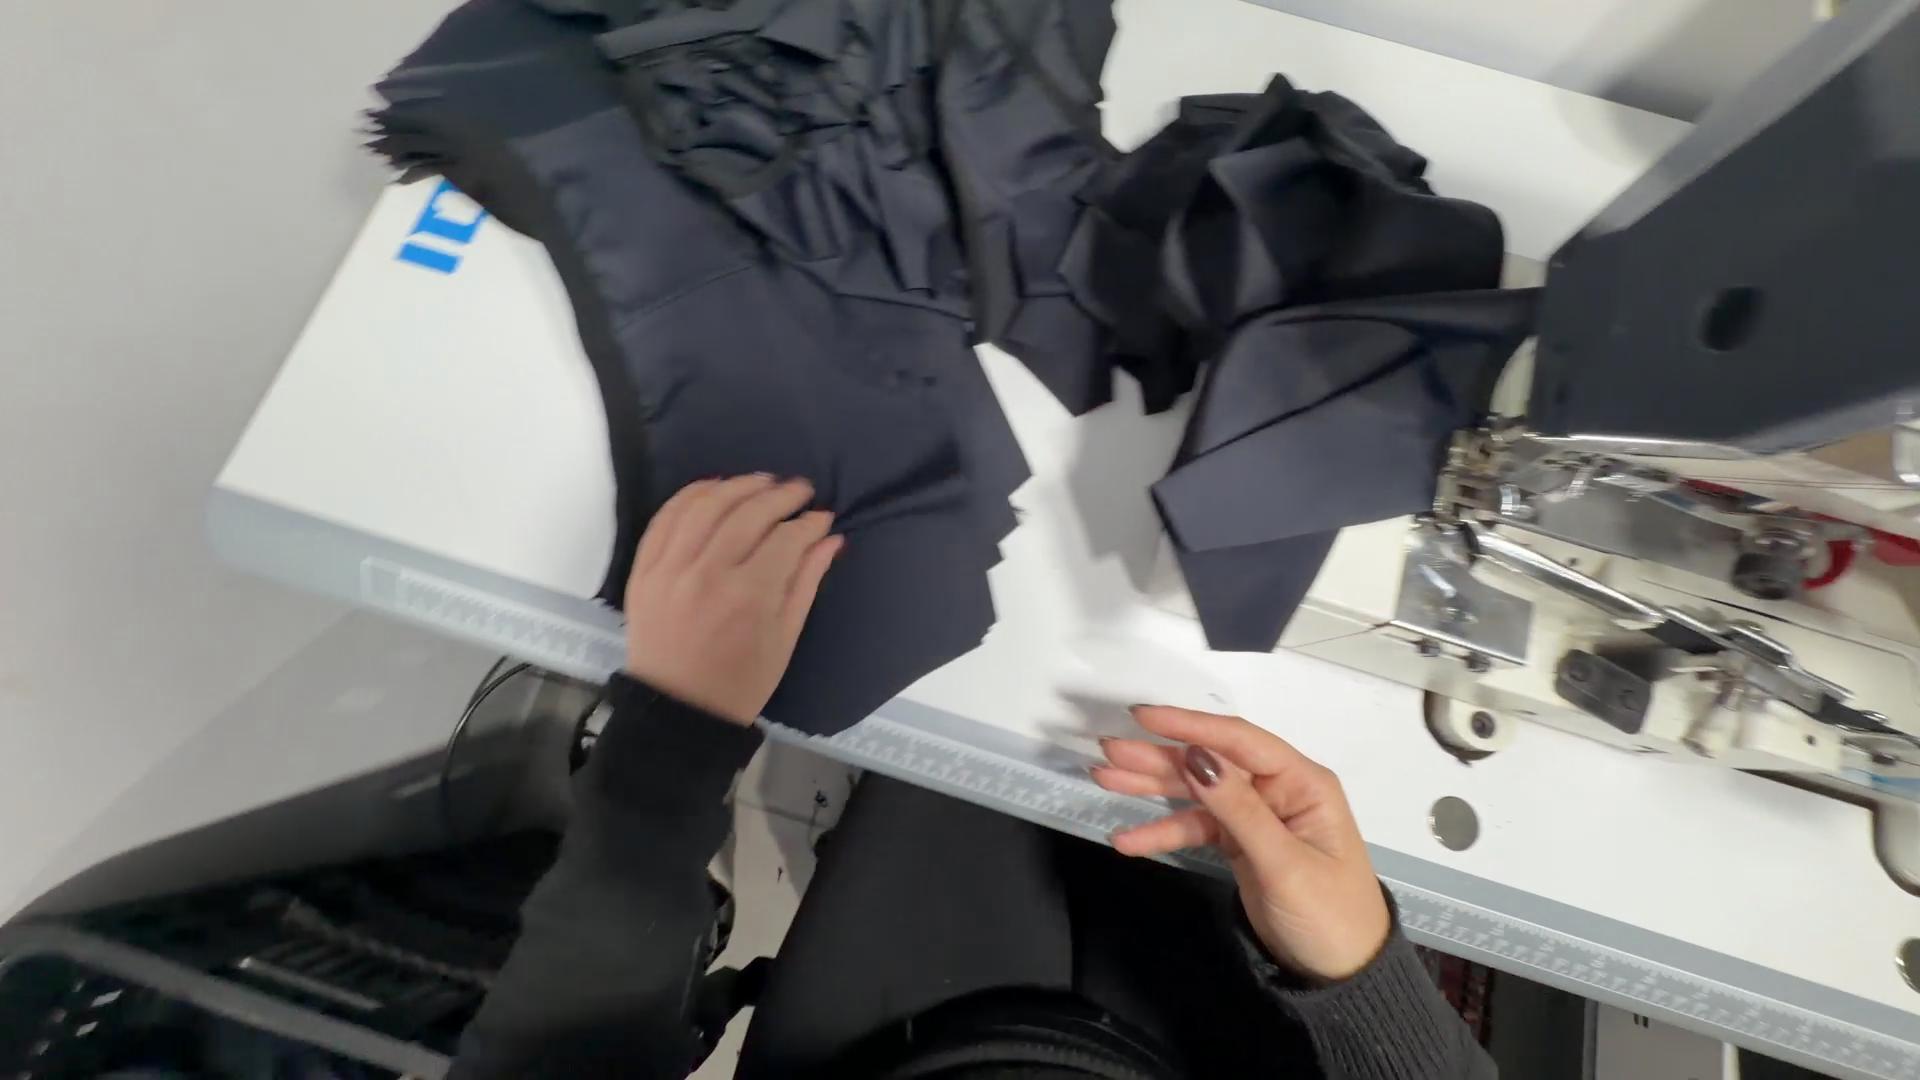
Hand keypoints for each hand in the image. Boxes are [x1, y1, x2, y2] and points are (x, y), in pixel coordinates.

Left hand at [622, 475, 842, 724]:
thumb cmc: (742, 681)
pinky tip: (714, 486)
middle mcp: (708, 573)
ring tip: (762, 481)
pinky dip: (691, 495)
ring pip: (706, 506)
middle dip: (780, 495)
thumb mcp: (786, 636)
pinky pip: (666, 518)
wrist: (678, 711)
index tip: (822, 516)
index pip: (786, 538)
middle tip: (800, 489)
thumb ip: (807, 580)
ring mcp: (671, 569)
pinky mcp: (645, 570)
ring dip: (738, 486)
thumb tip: (830, 537)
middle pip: (748, 513)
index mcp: (749, 595)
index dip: (809, 522)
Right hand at [1092, 706, 1391, 981]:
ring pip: (1193, 790)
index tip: (1142, 716)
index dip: (1189, 725)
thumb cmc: (1330, 916)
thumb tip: (1196, 755)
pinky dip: (1160, 832)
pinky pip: (1192, 826)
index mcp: (1300, 781)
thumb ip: (1238, 809)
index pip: (1237, 740)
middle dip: (1157, 756)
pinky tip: (1127, 839)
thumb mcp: (1285, 864)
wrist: (1343, 978)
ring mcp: (1252, 812)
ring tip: (1103, 776)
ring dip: (1149, 786)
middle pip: (1207, 761)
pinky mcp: (1236, 839)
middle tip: (1108, 749)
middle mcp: (1274, 787)